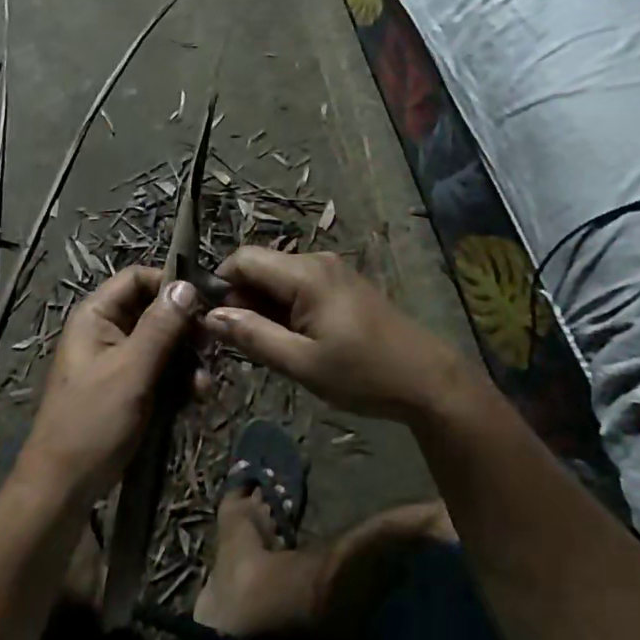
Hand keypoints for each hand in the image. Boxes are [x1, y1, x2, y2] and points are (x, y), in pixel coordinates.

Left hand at [17, 268, 201, 504]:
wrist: (63, 488)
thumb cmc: (92, 422)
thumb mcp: (131, 371)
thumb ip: (160, 326)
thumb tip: (187, 285)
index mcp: (96, 316)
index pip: (138, 278)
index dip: (171, 285)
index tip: (206, 302)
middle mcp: (107, 331)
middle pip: (155, 311)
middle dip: (185, 330)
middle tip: (210, 348)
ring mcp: (118, 361)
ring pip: (163, 344)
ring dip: (187, 361)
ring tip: (203, 387)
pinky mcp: (129, 388)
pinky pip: (161, 371)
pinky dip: (179, 382)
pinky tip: (196, 400)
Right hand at [205, 248, 473, 422]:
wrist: (428, 380)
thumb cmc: (364, 374)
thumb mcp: (302, 363)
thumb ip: (253, 337)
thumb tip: (211, 317)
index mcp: (305, 274)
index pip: (243, 259)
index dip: (221, 285)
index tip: (215, 323)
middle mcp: (316, 262)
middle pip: (260, 267)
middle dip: (242, 300)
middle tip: (242, 344)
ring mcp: (331, 271)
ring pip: (277, 279)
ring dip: (263, 308)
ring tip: (270, 348)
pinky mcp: (342, 285)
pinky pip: (298, 287)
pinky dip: (285, 309)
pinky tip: (293, 341)